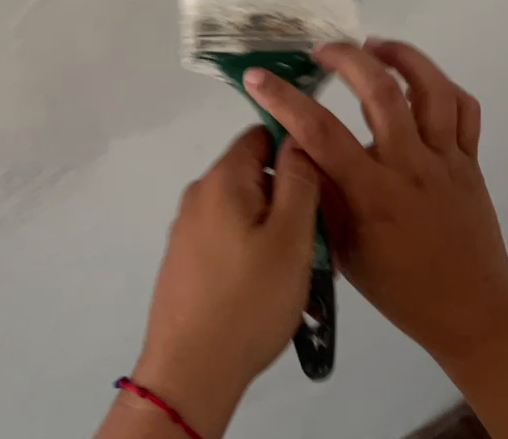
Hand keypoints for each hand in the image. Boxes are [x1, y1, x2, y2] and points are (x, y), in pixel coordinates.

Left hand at [128, 127, 320, 436]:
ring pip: (245, 211)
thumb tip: (297, 137)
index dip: (295, 148)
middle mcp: (199, 195)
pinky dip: (254, 251)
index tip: (321, 181)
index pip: (262, 134)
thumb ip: (298, 180)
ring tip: (301, 270)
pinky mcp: (186, 261)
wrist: (190, 373)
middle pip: (255, 174)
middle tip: (319, 237)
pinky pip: (230, 238)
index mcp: (223, 179)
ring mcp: (188, 230)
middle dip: (290, 198)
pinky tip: (272, 288)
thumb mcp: (291, 236)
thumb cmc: (248, 301)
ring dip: (276, 230)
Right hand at [243, 39, 507, 366]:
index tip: (258, 78)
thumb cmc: (398, 286)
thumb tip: (294, 148)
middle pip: (381, 92)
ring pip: (431, 89)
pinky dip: (442, 85)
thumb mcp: (343, 249)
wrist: (470, 310)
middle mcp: (410, 167)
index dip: (284, 100)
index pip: (320, 134)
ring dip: (402, 57)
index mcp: (373, 194)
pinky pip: (465, 109)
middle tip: (322, 51)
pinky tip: (418, 81)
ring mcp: (446, 159)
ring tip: (374, 46)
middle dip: (347, 59)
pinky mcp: (471, 159)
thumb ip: (320, 194)